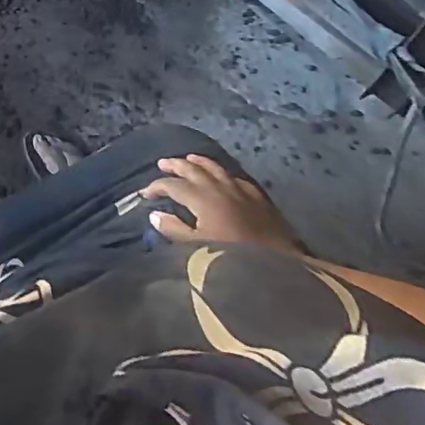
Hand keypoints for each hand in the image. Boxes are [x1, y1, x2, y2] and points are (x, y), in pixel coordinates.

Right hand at [143, 154, 305, 254]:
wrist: (278, 265)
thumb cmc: (233, 259)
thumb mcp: (198, 248)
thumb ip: (175, 230)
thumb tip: (155, 214)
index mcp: (202, 198)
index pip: (173, 185)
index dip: (157, 186)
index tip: (146, 193)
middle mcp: (219, 187)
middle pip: (193, 169)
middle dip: (175, 165)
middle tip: (162, 163)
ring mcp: (239, 189)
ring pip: (215, 167)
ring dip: (198, 162)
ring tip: (188, 159)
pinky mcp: (256, 196)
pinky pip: (234, 177)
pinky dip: (222, 173)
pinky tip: (222, 176)